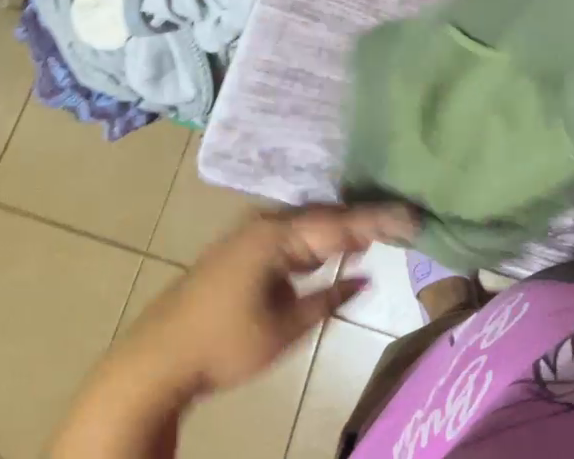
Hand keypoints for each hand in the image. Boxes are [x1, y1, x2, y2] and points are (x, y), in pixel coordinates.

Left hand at [111, 204, 419, 397]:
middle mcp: (266, 223)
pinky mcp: (245, 248)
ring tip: (385, 230)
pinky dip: (322, 240)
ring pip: (311, 224)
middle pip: (328, 215)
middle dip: (367, 219)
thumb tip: (364, 277)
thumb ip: (328, 298)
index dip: (380, 220)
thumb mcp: (285, 327)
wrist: (158, 357)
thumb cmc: (224, 344)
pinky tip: (341, 246)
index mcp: (278, 235)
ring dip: (345, 229)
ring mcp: (253, 233)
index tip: (415, 217)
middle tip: (408, 222)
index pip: (341, 221)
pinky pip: (295, 235)